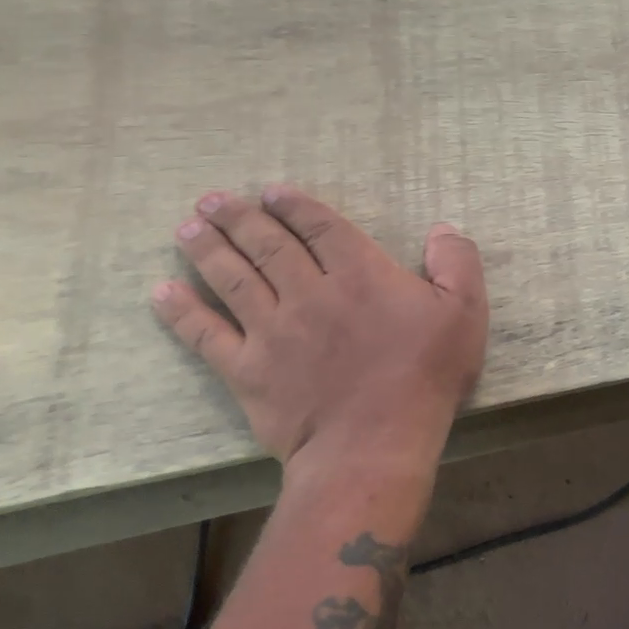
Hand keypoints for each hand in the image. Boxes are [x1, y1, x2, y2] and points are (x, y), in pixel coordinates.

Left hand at [151, 186, 487, 472]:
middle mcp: (311, 293)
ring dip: (208, 251)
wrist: (374, 438)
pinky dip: (181, 311)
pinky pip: (205, 334)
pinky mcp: (246, 369)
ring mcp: (272, 331)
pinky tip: (162, 292)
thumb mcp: (467, 310)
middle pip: (270, 248)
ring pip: (233, 281)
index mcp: (364, 275)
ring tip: (187, 228)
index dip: (298, 207)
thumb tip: (442, 229)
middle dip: (241, 219)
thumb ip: (457, 263)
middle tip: (214, 200)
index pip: (324, 229)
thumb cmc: (429, 370)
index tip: (274, 191)